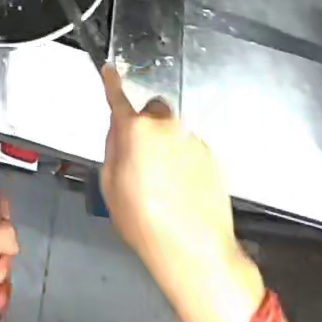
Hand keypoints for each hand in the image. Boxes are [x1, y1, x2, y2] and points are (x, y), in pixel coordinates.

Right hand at [99, 64, 263, 321]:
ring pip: (172, 132)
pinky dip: (183, 161)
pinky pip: (190, 149)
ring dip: (165, 145)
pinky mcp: (212, 158)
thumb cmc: (143, 221)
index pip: (118, 97)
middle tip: (138, 155)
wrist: (196, 252)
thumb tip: (119, 134)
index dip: (111, 82)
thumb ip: (113, 149)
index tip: (109, 69)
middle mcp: (166, 128)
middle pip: (152, 111)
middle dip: (145, 125)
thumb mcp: (110, 185)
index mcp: (135, 131)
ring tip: (162, 182)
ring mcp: (193, 141)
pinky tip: (181, 189)